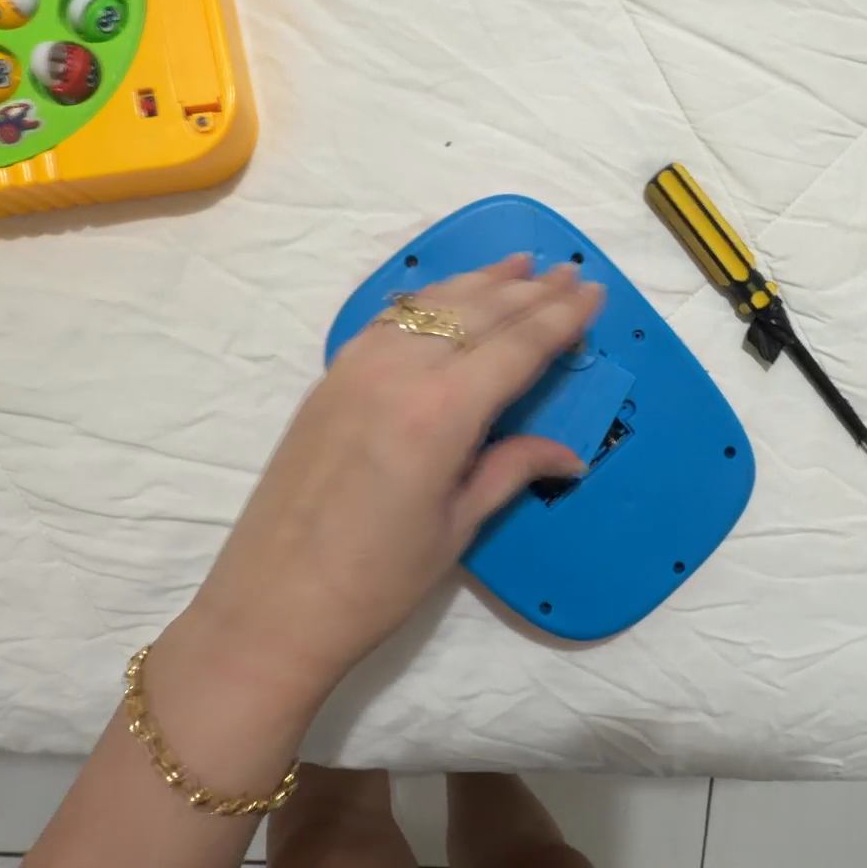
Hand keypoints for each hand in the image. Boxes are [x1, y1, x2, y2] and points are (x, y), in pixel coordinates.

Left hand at [183, 254, 604, 700]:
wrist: (271, 604)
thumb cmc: (377, 581)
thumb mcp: (457, 526)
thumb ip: (513, 469)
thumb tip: (570, 456)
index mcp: (441, 411)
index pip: (518, 346)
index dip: (561, 317)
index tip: (595, 291)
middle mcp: (400, 370)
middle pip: (480, 312)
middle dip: (531, 290)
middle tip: (571, 272)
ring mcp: (358, 365)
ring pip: (433, 303)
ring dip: (482, 282)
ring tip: (521, 263)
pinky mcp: (332, 373)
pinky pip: (394, 317)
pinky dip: (432, 298)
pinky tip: (452, 294)